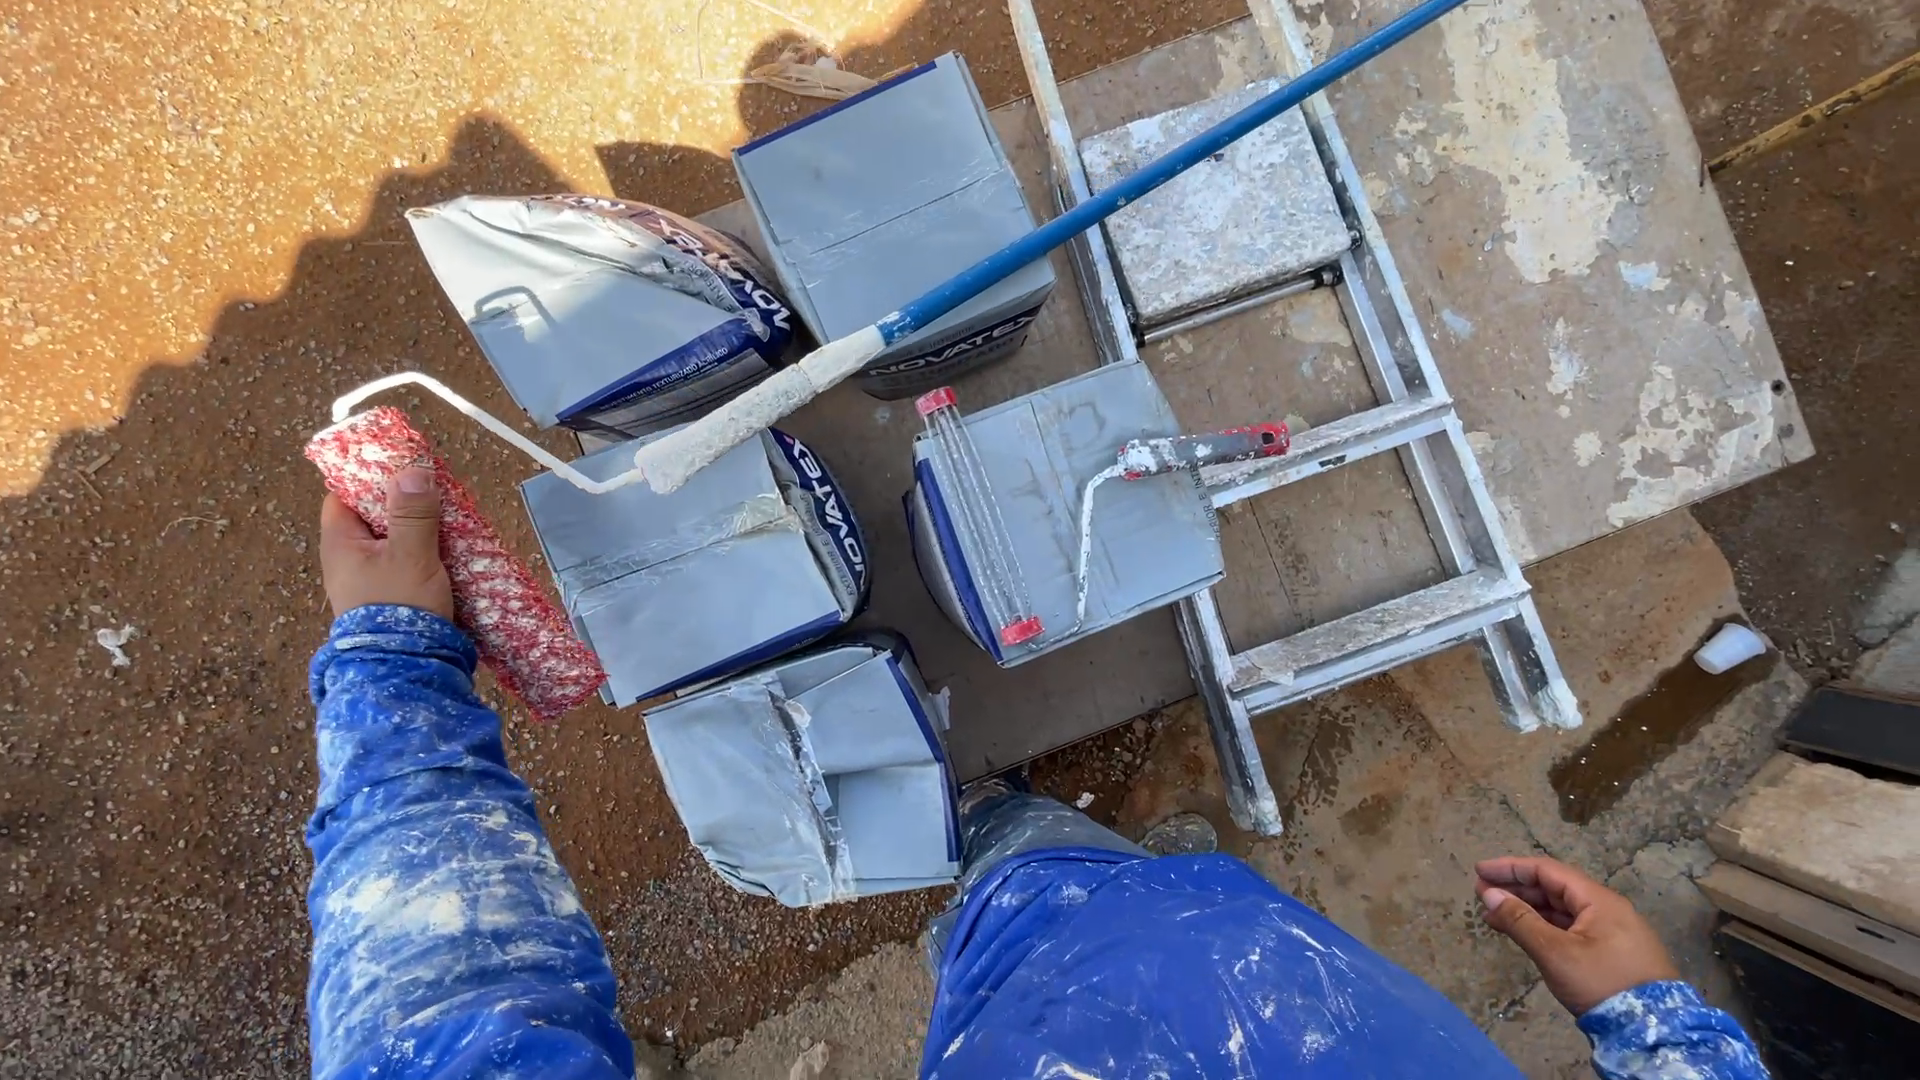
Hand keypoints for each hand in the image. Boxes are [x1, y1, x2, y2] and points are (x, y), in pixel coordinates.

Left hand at [319, 466, 455, 620]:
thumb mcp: (411, 554)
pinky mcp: (391, 596)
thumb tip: (412, 471)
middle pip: (372, 518)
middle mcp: (347, 560)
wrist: (405, 662)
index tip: (400, 469)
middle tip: (435, 493)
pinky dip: (424, 553)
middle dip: (402, 504)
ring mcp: (368, 580)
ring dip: (418, 530)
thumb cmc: (400, 603)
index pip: (342, 498)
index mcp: (340, 544)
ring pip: (392, 542)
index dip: (368, 480)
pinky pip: (405, 563)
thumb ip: (412, 513)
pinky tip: (449, 552)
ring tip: (450, 521)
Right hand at [1475, 855, 1678, 1014]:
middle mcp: (1609, 910)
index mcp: (1599, 901)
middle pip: (1554, 888)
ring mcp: (1614, 933)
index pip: (1546, 871)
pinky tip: (1524, 934)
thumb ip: (1518, 919)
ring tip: (1496, 916)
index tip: (1479, 871)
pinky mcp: (1614, 954)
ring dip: (1527, 909)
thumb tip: (1488, 893)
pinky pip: (1572, 928)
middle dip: (1516, 889)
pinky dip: (1544, 926)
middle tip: (1483, 895)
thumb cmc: (1602, 984)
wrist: (1657, 1036)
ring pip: (1562, 910)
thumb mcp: (1554, 951)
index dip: (1510, 868)